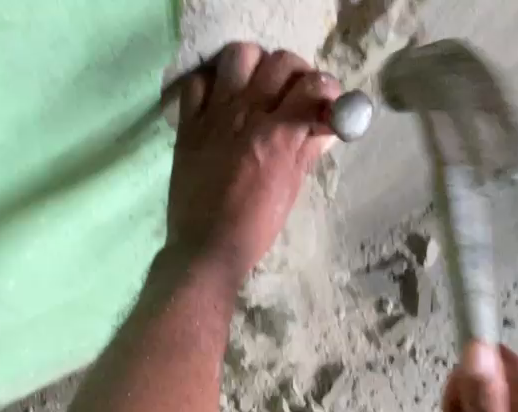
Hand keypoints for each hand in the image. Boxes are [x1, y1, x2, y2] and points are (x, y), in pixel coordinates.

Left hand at [166, 44, 338, 282]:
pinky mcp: (188, 125)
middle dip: (297, 73)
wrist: (206, 248)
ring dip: (255, 65)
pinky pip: (198, 81)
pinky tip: (221, 101)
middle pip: (280, 62)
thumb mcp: (290, 190)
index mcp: (277, 136)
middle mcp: (247, 115)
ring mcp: (214, 116)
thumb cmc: (253, 228)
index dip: (328, 89)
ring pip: (239, 56)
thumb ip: (306, 151)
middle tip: (296, 93)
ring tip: (257, 88)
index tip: (329, 102)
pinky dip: (213, 83)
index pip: (313, 86)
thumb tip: (325, 128)